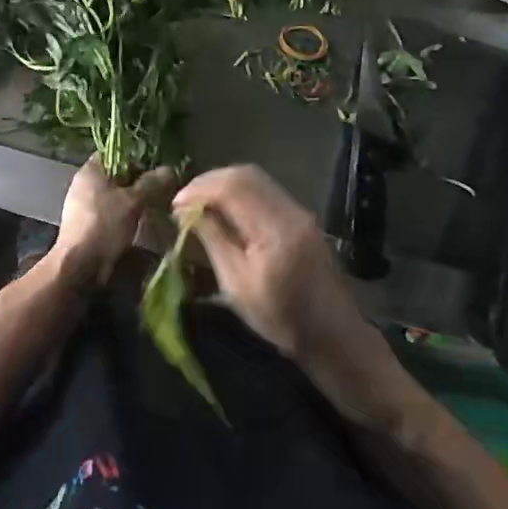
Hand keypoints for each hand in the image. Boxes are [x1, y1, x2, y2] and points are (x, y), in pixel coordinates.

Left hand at [52, 156, 176, 287]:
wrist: (79, 266)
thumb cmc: (104, 225)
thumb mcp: (133, 201)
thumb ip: (152, 183)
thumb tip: (170, 169)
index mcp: (90, 170)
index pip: (115, 153)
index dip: (136, 159)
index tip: (155, 170)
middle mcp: (83, 184)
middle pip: (116, 176)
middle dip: (138, 183)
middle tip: (160, 190)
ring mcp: (83, 206)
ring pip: (114, 196)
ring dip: (133, 201)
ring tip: (154, 208)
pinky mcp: (86, 225)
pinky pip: (110, 213)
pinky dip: (124, 216)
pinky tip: (139, 224)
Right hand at [173, 165, 368, 363]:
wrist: (332, 333)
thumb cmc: (280, 319)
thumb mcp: (236, 286)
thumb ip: (213, 241)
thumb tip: (187, 211)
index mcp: (275, 230)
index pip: (233, 188)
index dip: (199, 189)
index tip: (175, 204)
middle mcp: (290, 211)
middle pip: (245, 175)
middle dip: (209, 181)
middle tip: (184, 200)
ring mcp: (299, 210)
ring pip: (256, 178)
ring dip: (223, 183)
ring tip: (199, 202)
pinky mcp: (301, 216)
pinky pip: (265, 189)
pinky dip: (239, 191)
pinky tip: (224, 208)